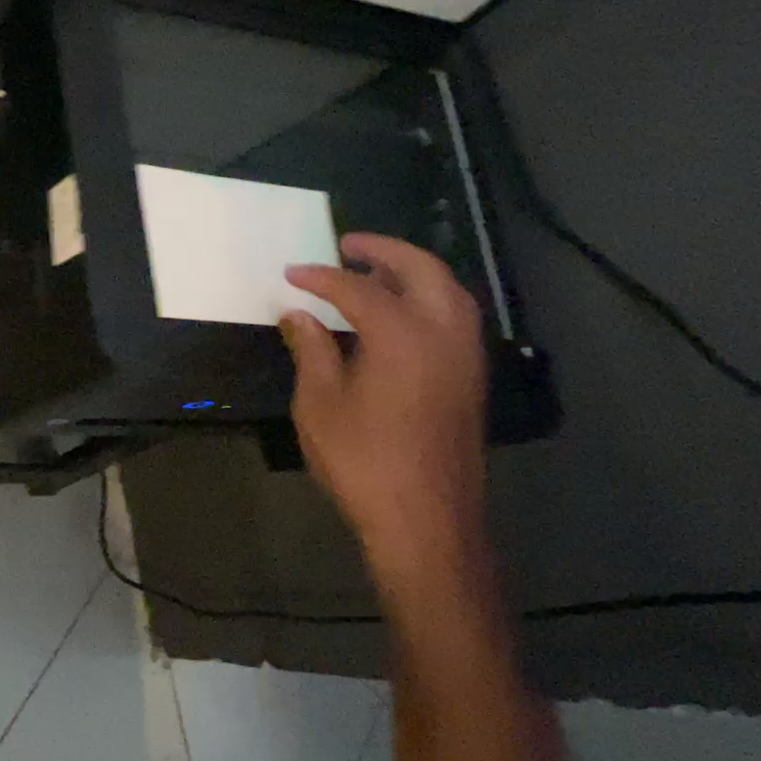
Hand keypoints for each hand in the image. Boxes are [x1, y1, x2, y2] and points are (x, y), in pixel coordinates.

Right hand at [280, 233, 488, 551]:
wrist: (424, 514)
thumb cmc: (361, 459)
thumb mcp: (320, 404)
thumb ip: (311, 351)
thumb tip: (298, 315)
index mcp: (402, 335)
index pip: (358, 289)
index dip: (321, 277)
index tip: (291, 272)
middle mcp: (444, 332)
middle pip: (422, 271)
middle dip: (384, 252)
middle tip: (347, 245)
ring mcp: (465, 354)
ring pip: (448, 291)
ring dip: (412, 272)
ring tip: (373, 272)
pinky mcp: (470, 376)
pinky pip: (453, 316)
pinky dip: (426, 299)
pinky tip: (397, 314)